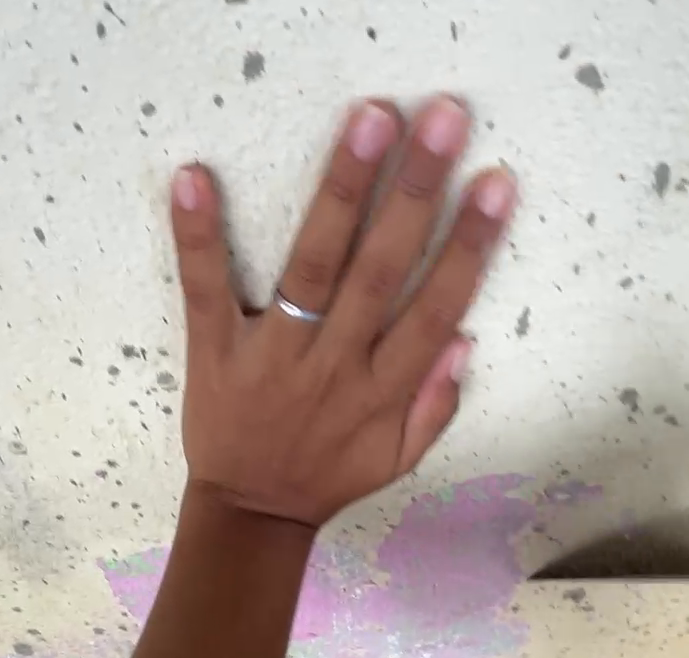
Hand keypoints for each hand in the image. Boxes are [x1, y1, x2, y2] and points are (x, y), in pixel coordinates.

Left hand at [168, 97, 515, 528]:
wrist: (251, 510)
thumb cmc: (328, 478)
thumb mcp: (397, 460)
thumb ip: (435, 406)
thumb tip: (466, 340)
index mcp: (380, 391)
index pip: (434, 308)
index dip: (469, 247)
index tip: (495, 183)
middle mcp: (332, 365)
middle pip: (378, 272)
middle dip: (414, 193)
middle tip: (440, 117)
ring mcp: (271, 355)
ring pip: (311, 270)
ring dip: (340, 194)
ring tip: (368, 123)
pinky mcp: (215, 350)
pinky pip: (205, 291)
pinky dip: (197, 237)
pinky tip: (194, 177)